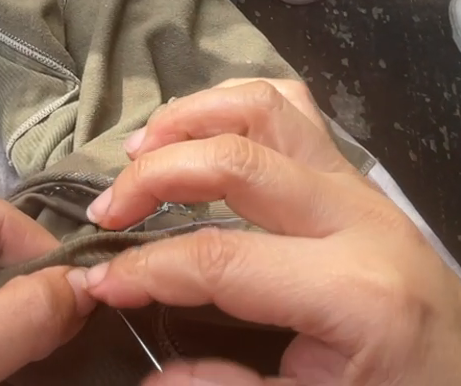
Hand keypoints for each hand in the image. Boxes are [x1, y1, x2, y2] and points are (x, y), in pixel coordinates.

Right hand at [83, 81, 460, 385]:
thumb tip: (146, 376)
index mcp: (357, 295)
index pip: (220, 258)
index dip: (146, 267)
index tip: (99, 281)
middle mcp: (359, 218)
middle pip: (234, 159)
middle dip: (154, 176)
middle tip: (106, 209)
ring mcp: (361, 184)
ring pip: (263, 106)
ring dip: (191, 116)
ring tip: (140, 147)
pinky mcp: (356, 173)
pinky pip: (291, 108)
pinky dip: (234, 102)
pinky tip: (200, 127)